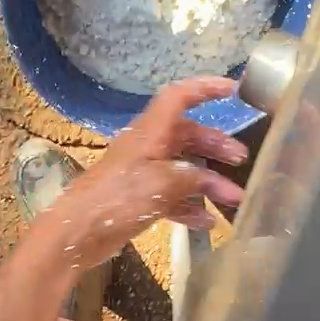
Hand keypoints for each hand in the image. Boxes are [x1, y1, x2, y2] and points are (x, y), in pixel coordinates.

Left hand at [36, 77, 249, 269]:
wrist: (78, 232)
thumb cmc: (119, 198)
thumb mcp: (163, 183)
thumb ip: (192, 177)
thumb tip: (209, 179)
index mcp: (151, 132)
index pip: (179, 97)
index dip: (206, 88)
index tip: (234, 90)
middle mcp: (147, 148)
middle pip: (187, 136)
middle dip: (215, 146)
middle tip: (241, 159)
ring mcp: (142, 175)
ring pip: (182, 170)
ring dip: (208, 183)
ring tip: (234, 199)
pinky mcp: (137, 200)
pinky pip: (171, 197)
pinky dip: (189, 207)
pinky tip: (207, 223)